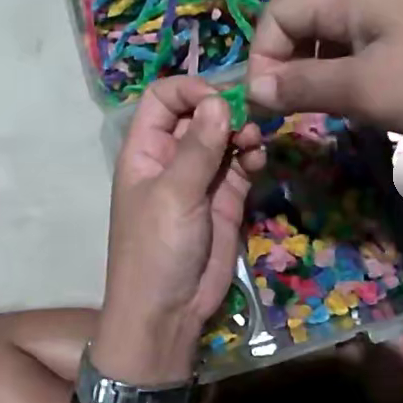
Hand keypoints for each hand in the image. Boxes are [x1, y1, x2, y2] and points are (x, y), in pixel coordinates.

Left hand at [97, 77, 265, 383]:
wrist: (167, 312)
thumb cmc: (156, 250)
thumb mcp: (173, 196)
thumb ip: (198, 149)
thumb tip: (219, 101)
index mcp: (144, 151)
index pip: (162, 99)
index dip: (189, 90)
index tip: (219, 100)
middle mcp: (170, 159)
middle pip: (198, 114)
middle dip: (224, 112)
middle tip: (247, 125)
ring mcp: (198, 180)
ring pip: (223, 138)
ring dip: (241, 134)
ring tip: (254, 146)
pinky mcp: (223, 200)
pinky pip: (239, 165)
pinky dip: (250, 157)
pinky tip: (257, 161)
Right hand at [247, 0, 402, 135]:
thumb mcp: (364, 89)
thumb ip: (303, 86)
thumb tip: (255, 90)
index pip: (276, 14)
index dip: (262, 58)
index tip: (270, 105)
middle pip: (304, 23)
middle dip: (291, 70)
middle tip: (298, 115)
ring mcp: (399, 7)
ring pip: (335, 40)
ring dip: (323, 77)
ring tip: (335, 114)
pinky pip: (368, 48)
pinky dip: (355, 76)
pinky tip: (372, 105)